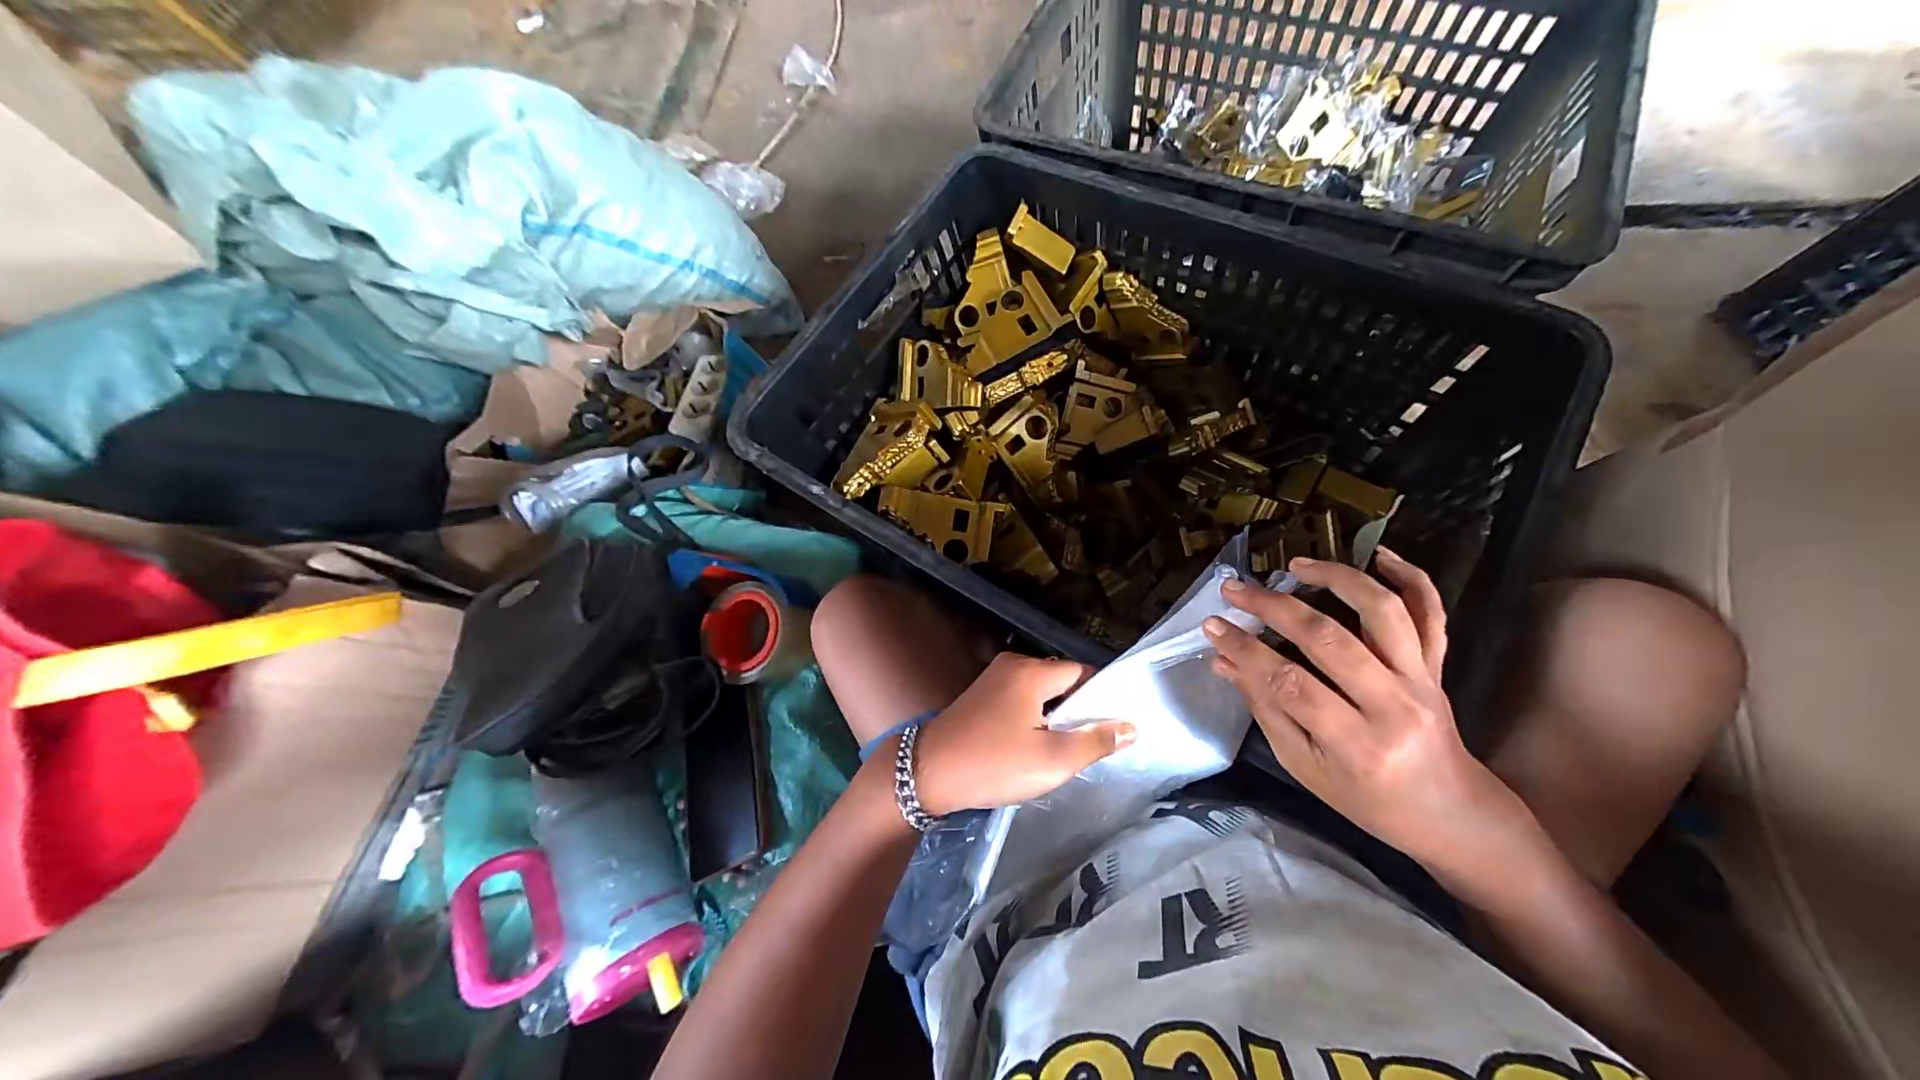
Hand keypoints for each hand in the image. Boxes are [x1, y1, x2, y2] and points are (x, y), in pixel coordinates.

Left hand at [909, 653, 1135, 816]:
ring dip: (1055, 717)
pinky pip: (1021, 700)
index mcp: (1032, 671)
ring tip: (1063, 750)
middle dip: (1078, 710)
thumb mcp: (1053, 760)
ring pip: (1041, 693)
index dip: (1102, 699)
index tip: (1113, 727)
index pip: (1083, 673)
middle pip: (1062, 681)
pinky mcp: (981, 696)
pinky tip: (1034, 746)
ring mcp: (993, 679)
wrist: (928, 773)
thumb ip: (1095, 741)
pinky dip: (1033, 718)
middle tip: (1088, 745)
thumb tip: (1130, 727)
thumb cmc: (993, 764)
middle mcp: (1012, 665)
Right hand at [1202, 549, 1531, 874]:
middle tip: (1235, 589)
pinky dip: (1411, 577)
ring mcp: (1422, 680)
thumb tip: (1223, 661)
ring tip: (1296, 566)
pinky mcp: (1438, 667)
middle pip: (1329, 639)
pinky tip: (1380, 555)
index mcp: (1357, 744)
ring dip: (1336, 578)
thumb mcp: (1304, 766)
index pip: (1290, 683)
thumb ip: (1265, 710)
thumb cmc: (1369, 801)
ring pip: (1383, 612)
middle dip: (1273, 608)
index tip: (1213, 626)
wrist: (1450, 813)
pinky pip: (1431, 614)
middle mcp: (1394, 705)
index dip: (1246, 650)